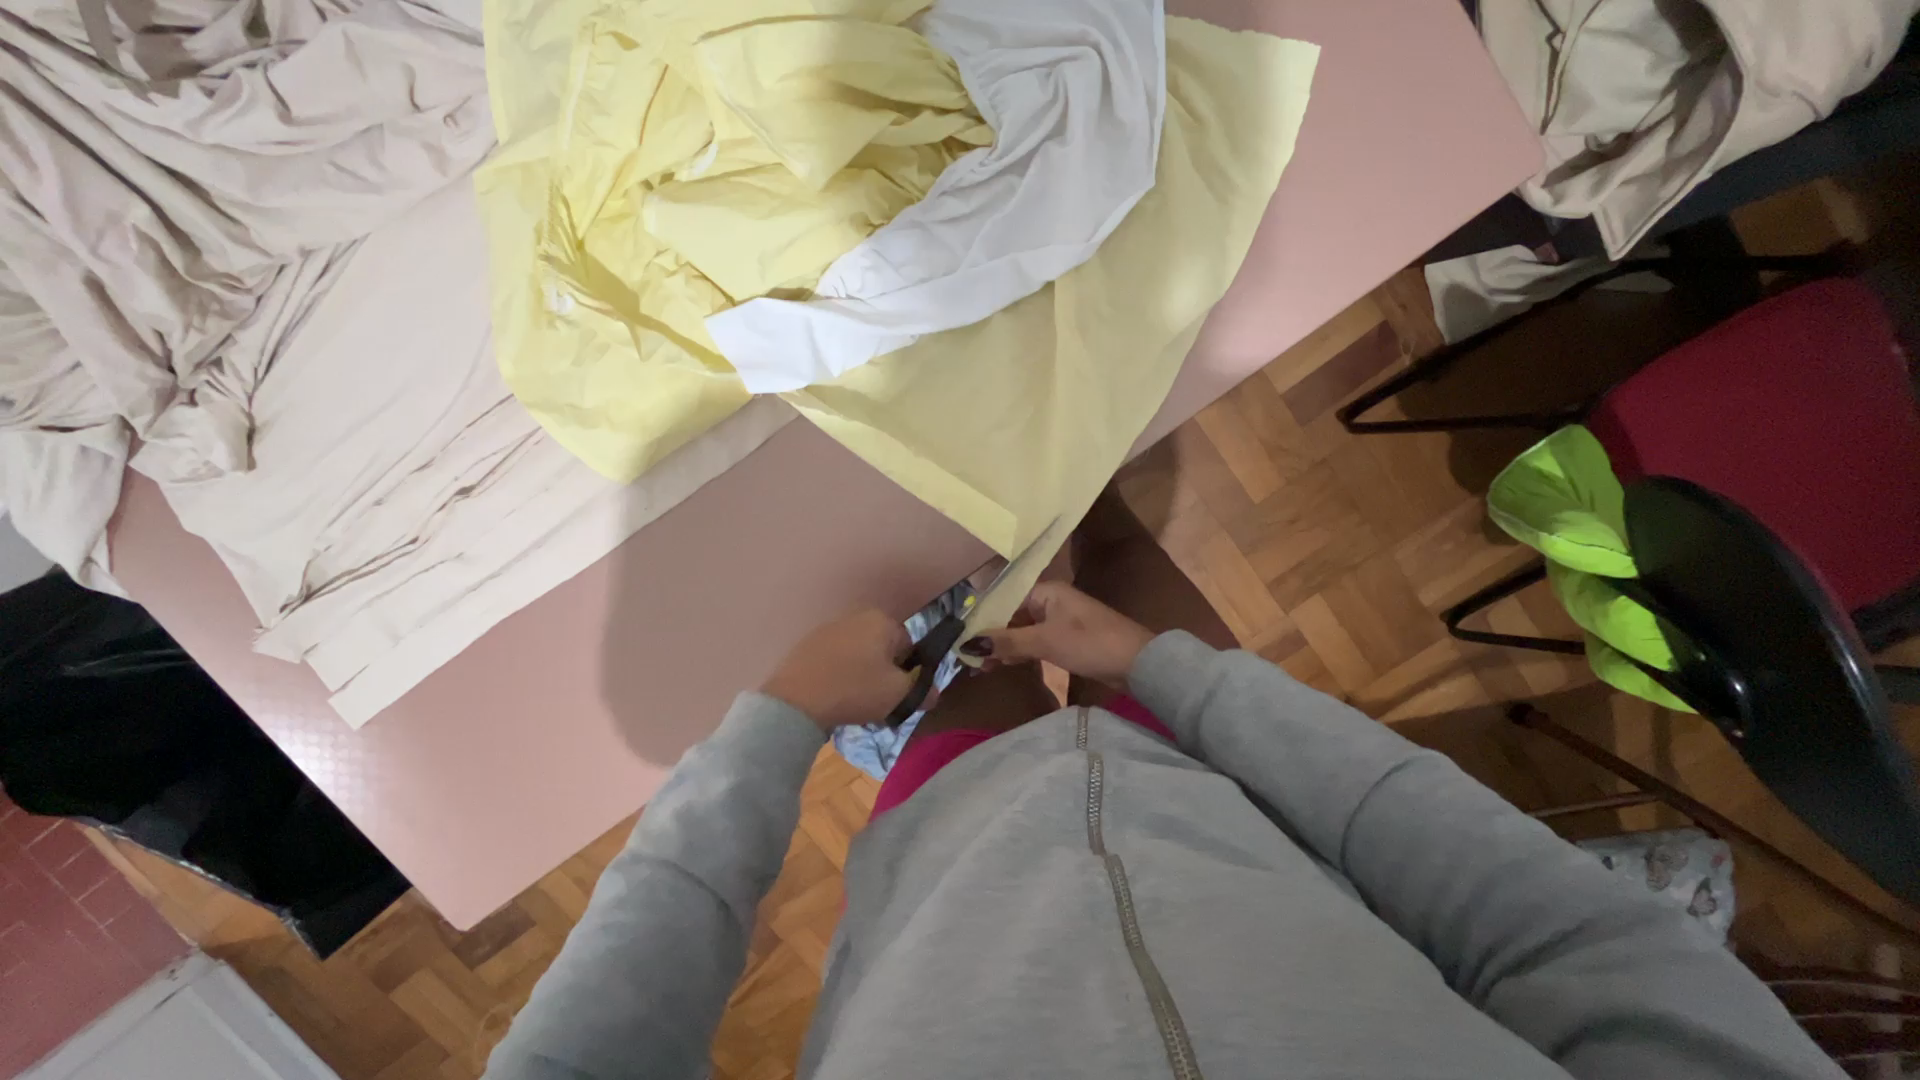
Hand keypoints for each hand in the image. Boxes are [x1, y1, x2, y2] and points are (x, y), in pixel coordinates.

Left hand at [761, 609, 916, 730]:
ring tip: (853, 702)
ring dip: (861, 675)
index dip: (908, 673)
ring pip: (858, 655)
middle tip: (878, 700)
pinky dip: (839, 675)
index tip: (898, 694)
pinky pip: (835, 661)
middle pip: (882, 649)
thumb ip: (923, 692)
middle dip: (883, 673)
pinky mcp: (807, 645)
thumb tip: (932, 694)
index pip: (909, 647)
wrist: (797, 701)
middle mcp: (855, 617)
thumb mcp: (899, 695)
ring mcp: (828, 629)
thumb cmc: (856, 690)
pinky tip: (833, 697)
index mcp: (881, 621)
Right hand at [961, 582, 1154, 686]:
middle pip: (1012, 616)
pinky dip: (1021, 652)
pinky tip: (1006, 665)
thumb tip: (969, 644)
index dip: (983, 620)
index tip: (962, 640)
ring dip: (1004, 647)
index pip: (1005, 600)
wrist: (1138, 663)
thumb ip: (1007, 641)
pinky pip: (1036, 642)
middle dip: (991, 636)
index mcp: (1046, 592)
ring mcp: (1061, 621)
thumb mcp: (1045, 641)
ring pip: (1023, 631)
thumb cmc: (1090, 643)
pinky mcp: (1068, 641)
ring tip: (982, 667)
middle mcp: (1051, 601)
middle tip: (970, 660)